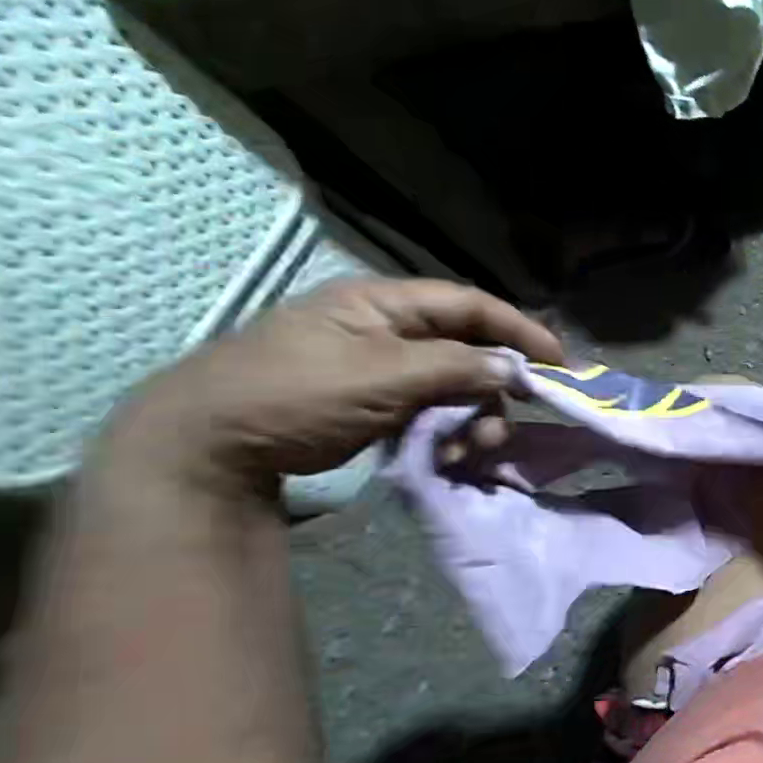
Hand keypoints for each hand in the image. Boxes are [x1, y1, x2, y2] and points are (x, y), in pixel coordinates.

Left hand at [109, 279, 564, 494]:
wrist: (203, 447)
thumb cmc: (294, 394)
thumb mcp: (382, 376)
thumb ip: (456, 367)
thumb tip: (515, 367)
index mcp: (384, 304)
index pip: (469, 305)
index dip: (519, 329)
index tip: (559, 360)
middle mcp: (386, 329)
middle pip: (466, 349)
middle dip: (493, 389)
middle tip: (508, 425)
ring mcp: (378, 367)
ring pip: (451, 385)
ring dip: (470, 419)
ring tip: (467, 453)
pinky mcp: (371, 401)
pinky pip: (429, 409)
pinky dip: (445, 432)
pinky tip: (444, 457)